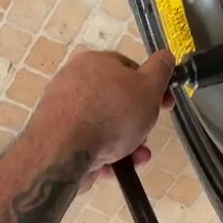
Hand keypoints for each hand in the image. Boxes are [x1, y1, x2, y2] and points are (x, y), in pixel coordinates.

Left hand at [31, 49, 172, 172]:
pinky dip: (104, 155)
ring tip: (136, 157)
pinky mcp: (57, 138)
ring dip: (126, 143)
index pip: (128, 68)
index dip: (151, 86)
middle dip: (137, 122)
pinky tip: (114, 167)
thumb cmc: (112, 113)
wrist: (65, 151)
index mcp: (94, 62)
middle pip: (116, 101)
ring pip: (104, 126)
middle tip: (146, 134)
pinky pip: (88, 143)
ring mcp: (63, 111)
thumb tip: (165, 55)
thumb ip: (160, 70)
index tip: (165, 104)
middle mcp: (74, 82)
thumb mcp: (148, 87)